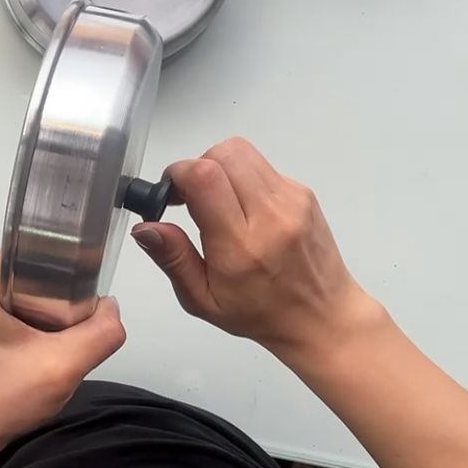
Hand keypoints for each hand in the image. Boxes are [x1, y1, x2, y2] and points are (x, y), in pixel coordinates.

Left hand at [0, 254, 126, 447]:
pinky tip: (47, 340)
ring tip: (60, 337)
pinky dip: (42, 318)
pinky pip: (26, 300)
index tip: (85, 301)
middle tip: (71, 328)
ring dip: (55, 309)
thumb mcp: (61, 367)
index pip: (40, 250)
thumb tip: (112, 307)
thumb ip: (100, 333)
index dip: (71, 271)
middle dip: (64, 294)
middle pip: (39, 266)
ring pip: (35, 285)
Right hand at [130, 138, 384, 369]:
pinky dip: (241, 178)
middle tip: (189, 199)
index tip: (169, 195)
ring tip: (213, 202)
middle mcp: (271, 215)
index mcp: (240, 246)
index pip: (205, 178)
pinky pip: (261, 166)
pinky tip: (241, 209)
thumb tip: (145, 228)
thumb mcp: (202, 299)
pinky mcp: (303, 192)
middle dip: (196, 167)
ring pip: (243, 152)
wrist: (321, 315)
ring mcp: (292, 199)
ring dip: (218, 168)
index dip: (178, 174)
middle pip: (224, 154)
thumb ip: (173, 259)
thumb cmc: (259, 313)